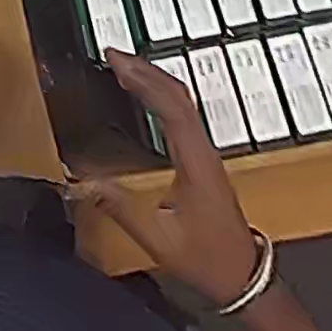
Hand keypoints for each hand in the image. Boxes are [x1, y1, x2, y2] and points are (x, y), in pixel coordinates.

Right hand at [72, 50, 257, 304]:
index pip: (171, 107)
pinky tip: (146, 93)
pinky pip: (182, 111)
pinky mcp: (202, 155)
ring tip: (125, 65)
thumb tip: (86, 183)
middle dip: (145, 69)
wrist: (245, 275)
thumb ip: (121, 209)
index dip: (144, 80)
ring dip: (154, 78)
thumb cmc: (209, 258)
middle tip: (114, 55)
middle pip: (178, 94)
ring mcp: (205, 150)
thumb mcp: (160, 240)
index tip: (118, 63)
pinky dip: (161, 93)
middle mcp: (203, 149)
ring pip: (182, 100)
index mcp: (195, 162)